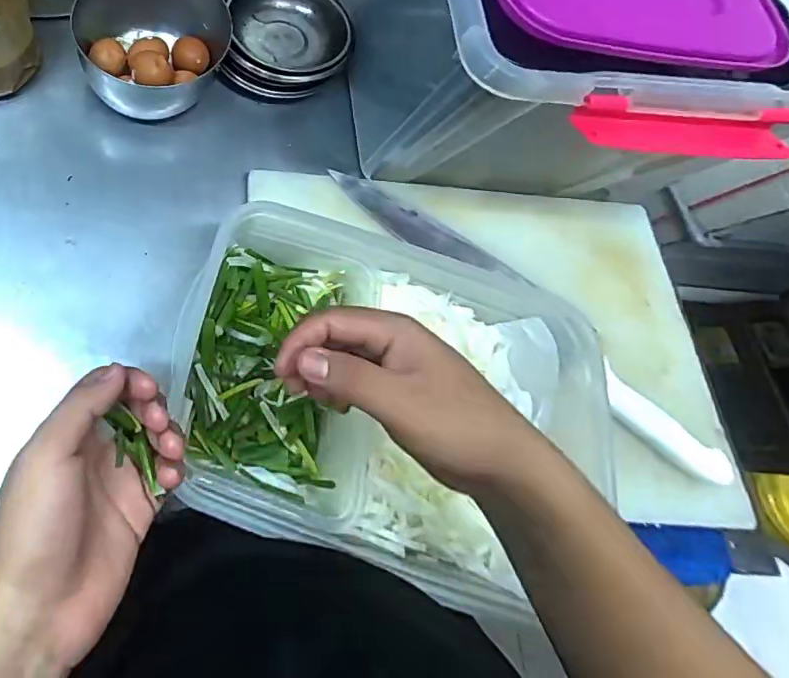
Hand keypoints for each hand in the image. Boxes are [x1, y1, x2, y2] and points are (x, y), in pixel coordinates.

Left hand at [0, 364, 184, 677]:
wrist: (38, 609)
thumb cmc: (35, 522)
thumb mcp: (48, 453)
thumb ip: (82, 406)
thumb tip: (116, 369)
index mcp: (66, 433)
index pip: (102, 391)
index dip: (127, 382)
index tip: (148, 388)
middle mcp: (92, 452)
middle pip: (131, 411)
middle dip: (151, 406)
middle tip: (158, 421)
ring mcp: (116, 484)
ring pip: (152, 441)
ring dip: (167, 435)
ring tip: (172, 450)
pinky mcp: (137, 514)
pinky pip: (163, 478)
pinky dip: (174, 469)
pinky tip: (173, 477)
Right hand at [274, 306, 556, 495]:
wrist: (508, 467)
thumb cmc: (455, 427)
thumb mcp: (397, 402)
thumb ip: (348, 376)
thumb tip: (301, 358)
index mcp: (393, 329)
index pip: (332, 320)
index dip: (300, 340)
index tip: (280, 372)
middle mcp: (392, 338)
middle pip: (335, 333)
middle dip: (306, 354)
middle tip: (288, 386)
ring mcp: (396, 362)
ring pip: (343, 354)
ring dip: (318, 369)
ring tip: (304, 396)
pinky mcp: (398, 386)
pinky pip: (356, 374)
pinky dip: (336, 384)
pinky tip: (332, 404)